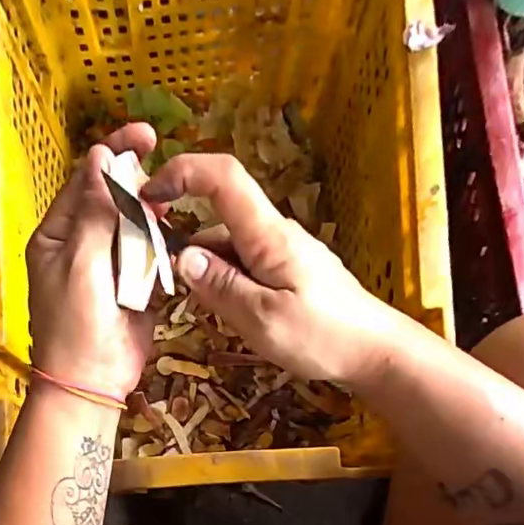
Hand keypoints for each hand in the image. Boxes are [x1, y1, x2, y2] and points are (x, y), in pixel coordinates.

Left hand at [25, 123, 159, 397]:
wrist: (92, 381)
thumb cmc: (75, 323)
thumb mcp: (80, 262)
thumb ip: (96, 211)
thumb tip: (102, 158)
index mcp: (58, 234)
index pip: (85, 180)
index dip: (114, 152)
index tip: (147, 135)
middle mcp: (83, 243)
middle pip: (114, 200)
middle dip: (139, 190)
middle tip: (163, 190)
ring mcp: (111, 264)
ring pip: (137, 226)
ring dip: (154, 221)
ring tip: (168, 220)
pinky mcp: (135, 284)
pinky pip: (151, 256)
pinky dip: (163, 249)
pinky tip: (174, 245)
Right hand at [141, 154, 417, 384]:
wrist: (375, 352)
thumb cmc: (322, 337)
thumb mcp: (261, 319)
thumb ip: (220, 286)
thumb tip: (181, 255)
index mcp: (268, 235)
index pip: (223, 179)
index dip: (182, 172)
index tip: (148, 195)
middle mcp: (274, 234)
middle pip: (217, 223)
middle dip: (185, 248)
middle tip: (167, 289)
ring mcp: (282, 252)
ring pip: (229, 250)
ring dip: (207, 274)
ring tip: (208, 315)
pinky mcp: (288, 272)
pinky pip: (245, 267)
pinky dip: (226, 284)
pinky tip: (230, 316)